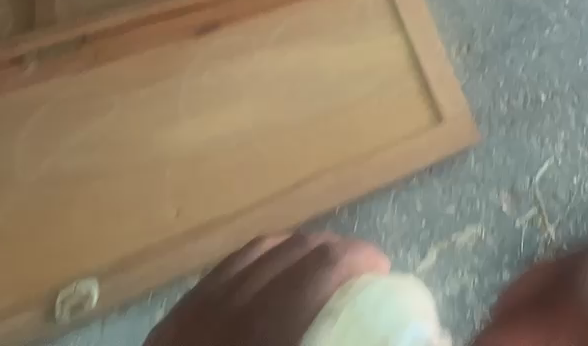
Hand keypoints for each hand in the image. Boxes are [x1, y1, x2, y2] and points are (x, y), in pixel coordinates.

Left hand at [146, 232, 389, 345]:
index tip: (381, 272)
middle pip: (292, 252)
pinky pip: (222, 271)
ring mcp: (188, 321)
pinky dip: (256, 264)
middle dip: (334, 251)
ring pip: (256, 253)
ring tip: (319, 271)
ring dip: (297, 253)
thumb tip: (421, 338)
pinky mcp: (166, 329)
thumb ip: (340, 339)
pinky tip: (270, 280)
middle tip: (358, 273)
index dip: (359, 257)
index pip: (320, 268)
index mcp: (267, 336)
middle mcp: (225, 319)